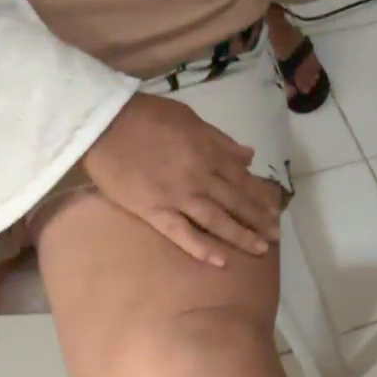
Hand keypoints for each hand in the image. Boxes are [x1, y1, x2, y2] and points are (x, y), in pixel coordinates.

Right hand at [77, 94, 283, 266]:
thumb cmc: (145, 115)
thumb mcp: (190, 118)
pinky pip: (181, 233)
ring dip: (241, 236)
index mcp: (209, 154)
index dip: (261, 198)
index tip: (274, 212)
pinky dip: (201, 248)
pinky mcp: (153, 210)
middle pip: (236, 203)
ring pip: (217, 221)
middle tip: (276, 237)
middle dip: (259, 221)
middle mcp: (199, 178)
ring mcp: (177, 196)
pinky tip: (220, 262)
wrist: (99, 121)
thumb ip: (221, 140)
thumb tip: (250, 156)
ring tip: (261, 250)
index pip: (243, 181)